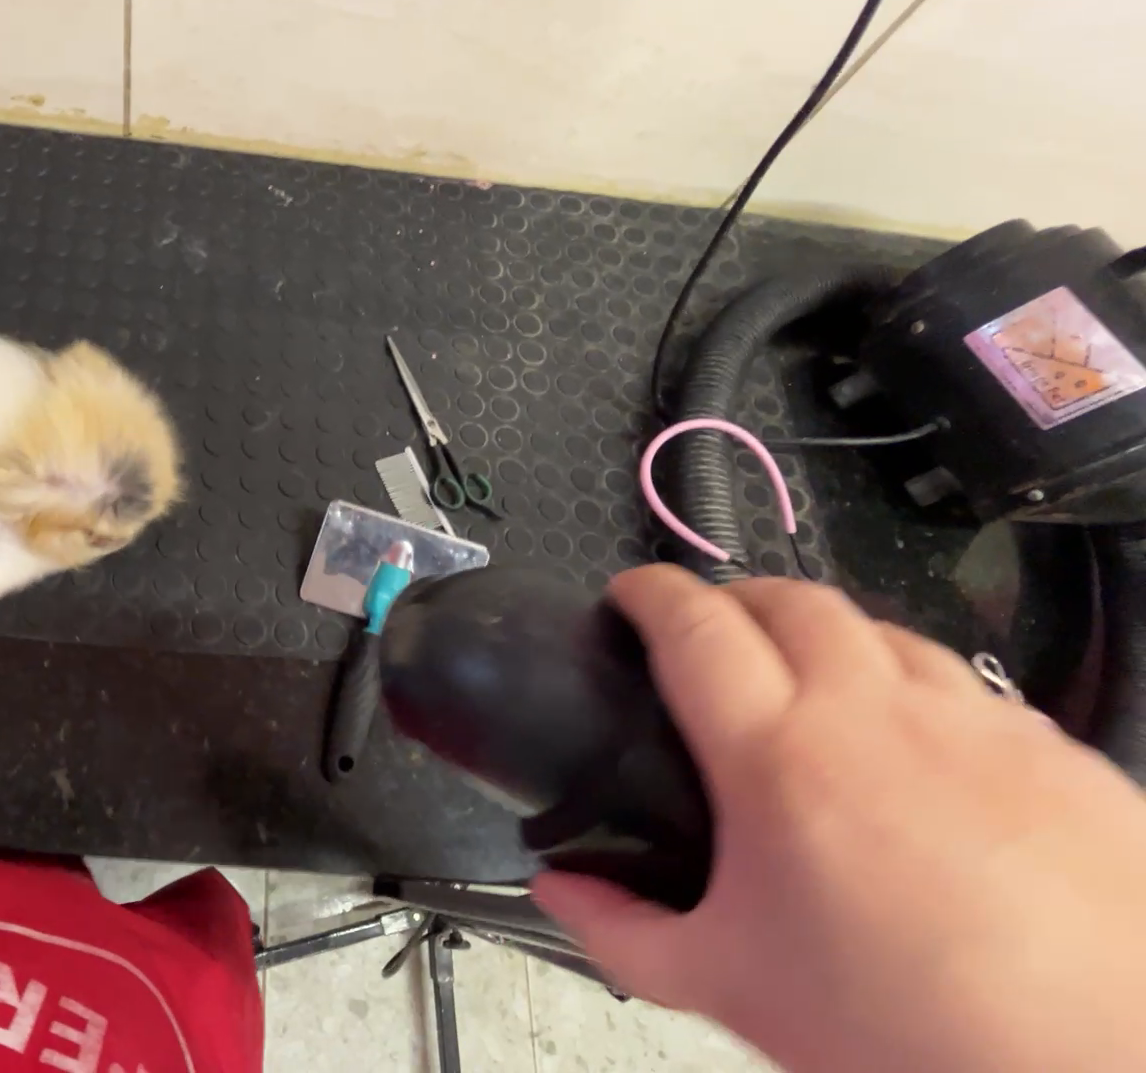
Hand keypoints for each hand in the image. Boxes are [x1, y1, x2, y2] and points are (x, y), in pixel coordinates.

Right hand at [533, 564, 1145, 1072]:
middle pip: (789, 600)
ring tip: (802, 677)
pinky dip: (913, 687)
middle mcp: (874, 714)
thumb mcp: (726, 985)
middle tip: (700, 631)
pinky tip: (913, 746)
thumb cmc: (901, 1028)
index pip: (694, 626)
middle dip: (729, 595)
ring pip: (881, 628)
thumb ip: (617, 929)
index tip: (625, 594)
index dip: (649, 591)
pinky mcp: (1069, 759)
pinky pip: (969, 688)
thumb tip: (550, 888)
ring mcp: (980, 727)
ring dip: (822, 633)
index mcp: (775, 753)